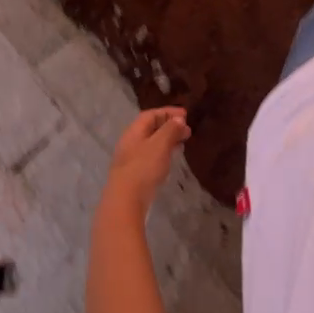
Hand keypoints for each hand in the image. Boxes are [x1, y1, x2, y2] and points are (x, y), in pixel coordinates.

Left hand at [99, 107, 190, 221]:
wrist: (125, 201)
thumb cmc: (143, 168)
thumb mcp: (160, 144)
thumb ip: (170, 130)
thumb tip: (178, 120)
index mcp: (133, 132)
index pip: (150, 115)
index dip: (168, 112)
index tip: (186, 115)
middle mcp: (129, 143)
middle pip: (149, 129)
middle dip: (169, 126)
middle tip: (187, 130)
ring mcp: (130, 160)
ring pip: (151, 144)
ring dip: (167, 140)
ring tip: (182, 143)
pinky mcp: (134, 175)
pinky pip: (150, 157)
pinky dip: (162, 153)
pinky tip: (170, 160)